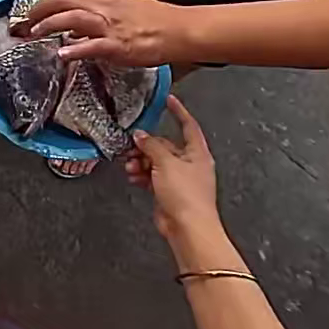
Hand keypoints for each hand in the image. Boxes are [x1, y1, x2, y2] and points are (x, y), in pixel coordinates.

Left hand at [20, 0, 188, 65]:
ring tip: (35, 33)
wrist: (178, 29)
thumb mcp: (125, 10)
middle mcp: (104, 9)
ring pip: (72, 19)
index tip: (33, 10)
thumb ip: (99, 17)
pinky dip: (76, 49)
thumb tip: (75, 28)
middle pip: (65, 2)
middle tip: (26, 21)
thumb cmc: (156, 20)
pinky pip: (92, 46)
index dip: (48, 1)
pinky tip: (63, 54)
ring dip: (50, 25)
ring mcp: (110, 27)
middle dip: (41, 10)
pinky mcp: (118, 46)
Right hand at [125, 96, 219, 240]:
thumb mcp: (166, 163)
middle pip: (166, 146)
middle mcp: (190, 164)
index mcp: (197, 152)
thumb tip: (141, 136)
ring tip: (131, 165)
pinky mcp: (170, 193)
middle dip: (148, 146)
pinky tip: (134, 177)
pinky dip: (143, 176)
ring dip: (142, 162)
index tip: (169, 100)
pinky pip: (153, 178)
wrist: (188, 229)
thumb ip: (151, 146)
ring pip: (157, 163)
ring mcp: (180, 179)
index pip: (188, 125)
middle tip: (132, 146)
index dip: (178, 111)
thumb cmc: (186, 196)